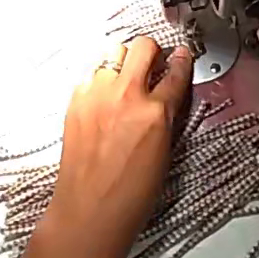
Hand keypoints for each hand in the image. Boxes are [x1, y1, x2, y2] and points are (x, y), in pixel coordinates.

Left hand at [42, 37, 191, 257]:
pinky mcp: (76, 101)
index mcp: (155, 113)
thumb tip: (168, 96)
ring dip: (122, 59)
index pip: (176, 72)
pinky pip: (90, 73)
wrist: (90, 211)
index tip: (182, 56)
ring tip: (125, 73)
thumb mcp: (165, 152)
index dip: (183, 61)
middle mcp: (126, 96)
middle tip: (153, 59)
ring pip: (112, 51)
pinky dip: (99, 77)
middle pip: (143, 46)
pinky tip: (104, 93)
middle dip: (151, 49)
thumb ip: (167, 116)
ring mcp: (97, 96)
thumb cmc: (129, 194)